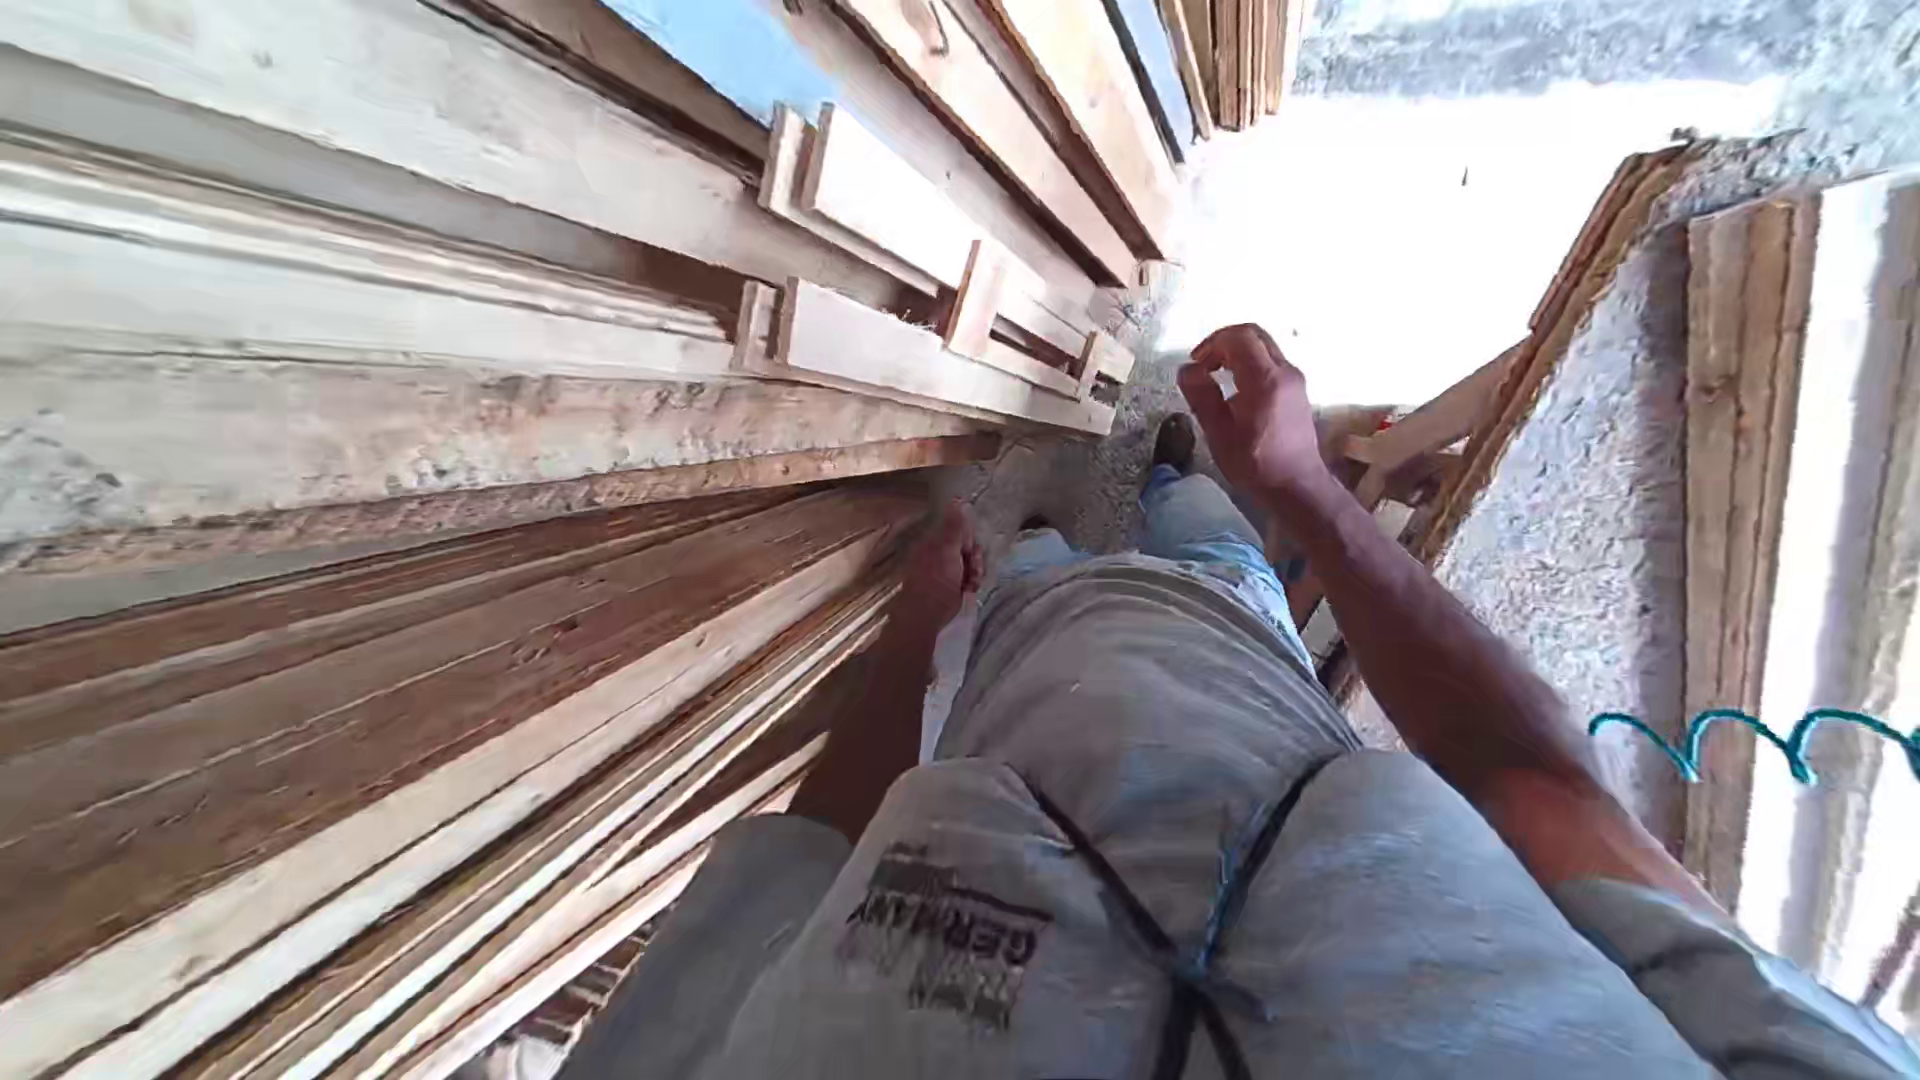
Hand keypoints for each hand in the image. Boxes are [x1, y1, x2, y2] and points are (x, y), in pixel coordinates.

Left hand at [888, 500, 983, 637]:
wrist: (926, 615)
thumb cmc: (936, 580)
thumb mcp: (947, 549)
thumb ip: (954, 526)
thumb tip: (957, 499)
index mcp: (934, 540)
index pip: (959, 529)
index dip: (968, 539)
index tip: (969, 549)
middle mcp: (938, 551)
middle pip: (967, 545)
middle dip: (974, 557)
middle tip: (972, 568)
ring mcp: (945, 569)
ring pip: (970, 561)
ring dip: (975, 571)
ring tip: (970, 583)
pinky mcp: (951, 584)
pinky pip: (968, 575)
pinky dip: (971, 582)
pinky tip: (968, 589)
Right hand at [1177, 324, 1329, 502]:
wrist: (1295, 484)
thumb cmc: (1253, 463)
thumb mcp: (1218, 433)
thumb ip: (1202, 396)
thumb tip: (1187, 369)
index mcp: (1264, 380)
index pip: (1239, 337)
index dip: (1212, 343)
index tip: (1195, 363)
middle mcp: (1285, 372)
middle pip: (1254, 335)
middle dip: (1224, 343)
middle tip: (1203, 365)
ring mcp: (1294, 379)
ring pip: (1263, 347)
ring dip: (1236, 354)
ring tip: (1215, 377)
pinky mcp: (1296, 390)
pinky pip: (1270, 362)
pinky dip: (1248, 364)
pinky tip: (1234, 390)